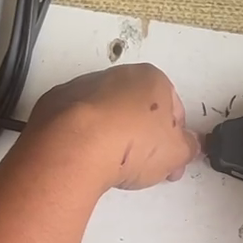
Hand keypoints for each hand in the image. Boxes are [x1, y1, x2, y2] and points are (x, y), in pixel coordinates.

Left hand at [23, 64, 199, 192]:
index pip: (174, 109)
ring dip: (111, 137)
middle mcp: (117, 75)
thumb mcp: (175, 153)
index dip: (175, 140)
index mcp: (152, 78)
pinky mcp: (54, 103)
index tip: (169, 163)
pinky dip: (83, 139)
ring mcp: (82, 87)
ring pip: (106, 115)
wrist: (74, 146)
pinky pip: (76, 123)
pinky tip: (86, 160)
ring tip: (110, 168)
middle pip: (138, 109)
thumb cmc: (131, 143)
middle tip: (142, 168)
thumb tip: (188, 146)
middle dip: (142, 137)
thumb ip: (188, 148)